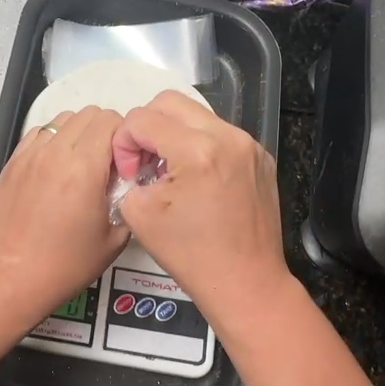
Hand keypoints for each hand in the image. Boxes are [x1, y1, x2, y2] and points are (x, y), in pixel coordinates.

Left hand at [0, 106, 128, 322]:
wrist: (9, 278)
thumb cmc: (64, 265)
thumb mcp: (113, 240)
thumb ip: (127, 203)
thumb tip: (127, 186)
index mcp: (83, 167)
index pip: (111, 121)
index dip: (125, 138)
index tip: (126, 163)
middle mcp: (54, 151)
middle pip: (88, 114)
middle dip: (105, 131)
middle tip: (108, 163)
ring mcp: (29, 155)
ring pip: (62, 119)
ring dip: (79, 133)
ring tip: (82, 164)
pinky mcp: (12, 163)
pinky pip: (39, 134)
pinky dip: (53, 140)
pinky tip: (57, 169)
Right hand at [112, 92, 292, 335]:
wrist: (246, 283)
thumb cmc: (189, 255)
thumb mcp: (138, 215)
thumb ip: (127, 176)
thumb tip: (134, 163)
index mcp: (196, 150)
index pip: (142, 119)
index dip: (123, 143)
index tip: (129, 174)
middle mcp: (227, 137)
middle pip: (170, 102)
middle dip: (146, 127)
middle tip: (143, 162)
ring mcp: (249, 145)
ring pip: (197, 115)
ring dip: (173, 134)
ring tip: (169, 171)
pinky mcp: (261, 157)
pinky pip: (220, 134)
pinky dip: (199, 147)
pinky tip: (196, 181)